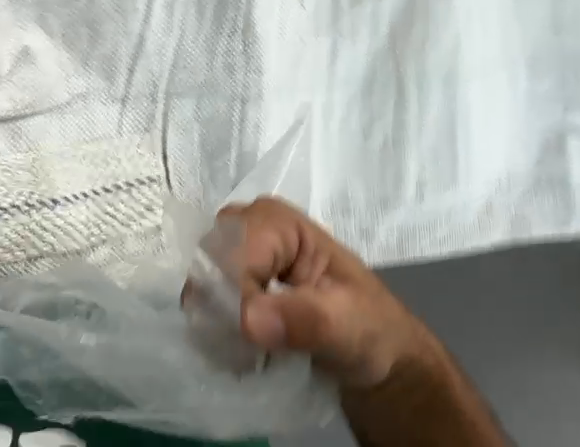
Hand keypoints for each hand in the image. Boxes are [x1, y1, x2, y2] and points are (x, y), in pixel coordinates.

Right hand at [218, 197, 435, 388]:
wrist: (379, 359)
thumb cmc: (372, 331)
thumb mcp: (349, 325)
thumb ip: (304, 320)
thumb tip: (248, 318)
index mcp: (275, 220)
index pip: (228, 252)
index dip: (234, 295)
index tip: (253, 336)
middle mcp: (246, 227)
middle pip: (206, 261)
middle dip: (219, 307)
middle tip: (248, 348)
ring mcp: (236, 254)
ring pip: (200, 283)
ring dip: (216, 323)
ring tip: (248, 353)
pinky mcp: (231, 280)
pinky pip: (203, 301)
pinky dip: (216, 330)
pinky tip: (241, 350)